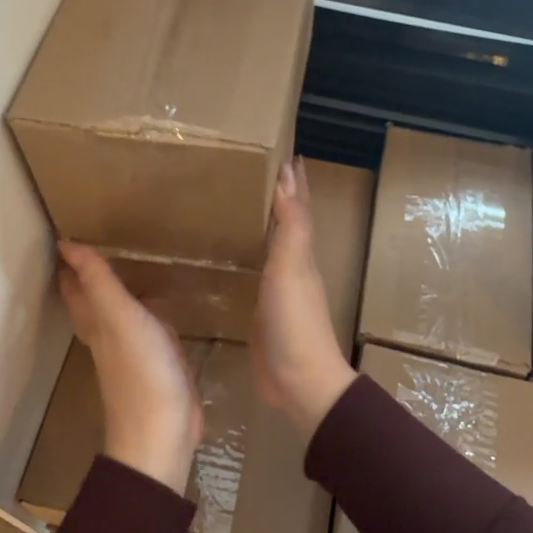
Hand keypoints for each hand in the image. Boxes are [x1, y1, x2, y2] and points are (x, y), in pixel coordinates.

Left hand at [58, 242, 201, 492]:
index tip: (71, 232)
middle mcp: (109, 334)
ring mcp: (133, 352)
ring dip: (119, 293)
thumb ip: (98, 280)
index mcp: (95, 322)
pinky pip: (148, 331)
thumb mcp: (120, 318)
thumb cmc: (142, 373)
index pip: (75, 285)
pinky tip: (163, 309)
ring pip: (119, 314)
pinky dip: (149, 315)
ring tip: (131, 266)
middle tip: (99, 243)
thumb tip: (66, 244)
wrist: (163, 435)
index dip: (71, 261)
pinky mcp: (158, 364)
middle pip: (93, 299)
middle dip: (90, 275)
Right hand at [251, 157, 358, 437]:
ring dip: (262, 221)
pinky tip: (230, 254)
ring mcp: (277, 289)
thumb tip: (287, 175)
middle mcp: (293, 265)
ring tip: (239, 201)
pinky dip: (247, 254)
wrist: (298, 382)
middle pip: (288, 220)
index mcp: (301, 251)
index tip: (283, 150)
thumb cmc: (295, 321)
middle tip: (259, 166)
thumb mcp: (292, 267)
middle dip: (280, 194)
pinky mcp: (261, 311)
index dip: (293, 179)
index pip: (298, 204)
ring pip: (271, 243)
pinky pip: (254, 271)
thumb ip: (290, 225)